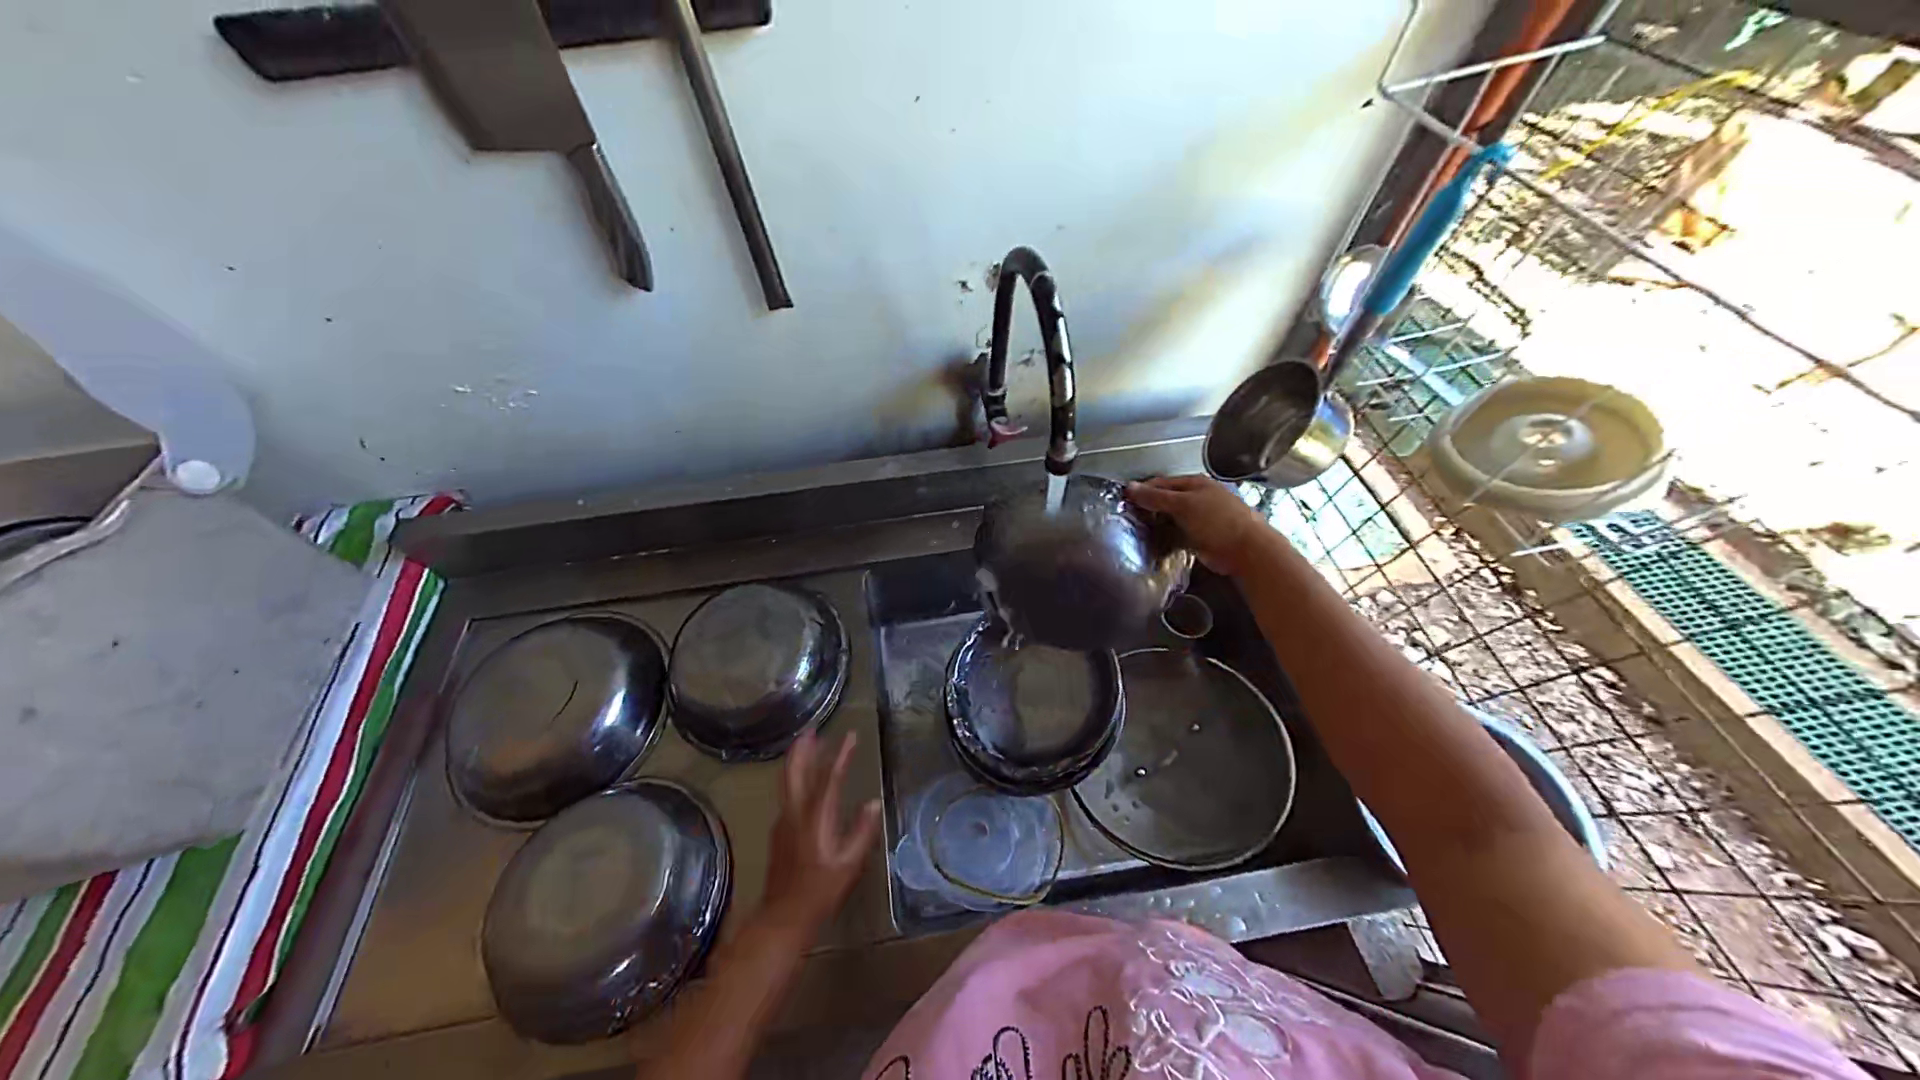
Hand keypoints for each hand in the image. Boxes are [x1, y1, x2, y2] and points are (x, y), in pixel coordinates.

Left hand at [762, 732, 882, 937]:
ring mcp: (784, 820)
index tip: (851, 735)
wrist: (784, 915)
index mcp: (817, 817)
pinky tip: (802, 779)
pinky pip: (787, 793)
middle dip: (805, 748)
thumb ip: (862, 831)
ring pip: (788, 780)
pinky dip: (795, 776)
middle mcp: (796, 812)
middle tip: (813, 728)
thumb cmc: (821, 891)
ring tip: (807, 743)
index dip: (840, 754)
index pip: (829, 777)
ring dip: (797, 759)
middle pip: (797, 771)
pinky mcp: (779, 830)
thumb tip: (873, 802)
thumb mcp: (850, 864)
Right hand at [1126, 475, 1274, 575]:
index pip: (1160, 483)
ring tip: (1136, 533)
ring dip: (1156, 525)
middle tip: (1128, 519)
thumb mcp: (1183, 504)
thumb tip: (1129, 487)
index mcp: (1194, 484)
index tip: (1124, 502)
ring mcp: (1200, 518)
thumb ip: (1155, 497)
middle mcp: (1197, 498)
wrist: (1247, 550)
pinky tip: (1154, 544)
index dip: (1142, 491)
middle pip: (1165, 501)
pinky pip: (1177, 535)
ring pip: (1170, 519)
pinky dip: (1166, 538)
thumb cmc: (1217, 521)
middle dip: (1148, 509)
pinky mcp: (1201, 537)